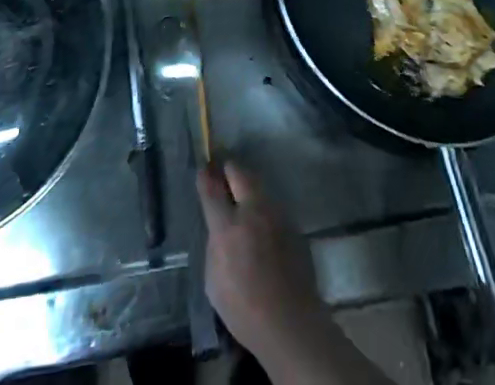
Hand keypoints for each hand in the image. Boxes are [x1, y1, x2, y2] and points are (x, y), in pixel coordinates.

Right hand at [196, 161, 332, 358]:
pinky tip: (261, 223)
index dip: (204, 175)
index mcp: (228, 227)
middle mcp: (253, 213)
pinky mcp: (294, 228)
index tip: (201, 169)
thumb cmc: (243, 308)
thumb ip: (215, 244)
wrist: (292, 325)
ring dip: (247, 185)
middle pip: (239, 173)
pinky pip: (273, 207)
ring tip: (240, 194)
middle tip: (220, 171)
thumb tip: (219, 229)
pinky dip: (263, 207)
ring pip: (259, 186)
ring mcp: (277, 218)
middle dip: (228, 168)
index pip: (211, 188)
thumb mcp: (213, 278)